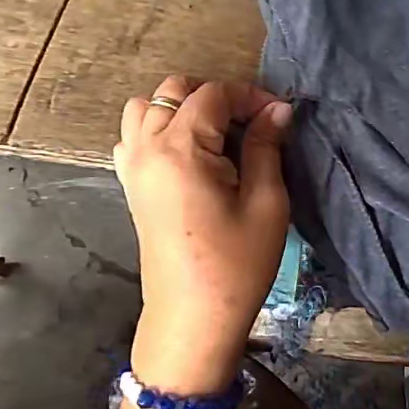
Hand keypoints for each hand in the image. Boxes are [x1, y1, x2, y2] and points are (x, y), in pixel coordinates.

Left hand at [115, 76, 293, 394]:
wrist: (192, 318)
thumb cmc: (236, 264)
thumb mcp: (265, 203)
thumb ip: (266, 146)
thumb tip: (277, 109)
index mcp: (180, 149)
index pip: (212, 94)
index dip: (250, 96)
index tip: (278, 116)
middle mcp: (147, 148)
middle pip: (174, 90)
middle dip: (216, 96)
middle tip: (250, 124)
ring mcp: (132, 167)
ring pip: (146, 107)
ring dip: (182, 107)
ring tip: (217, 135)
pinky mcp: (130, 186)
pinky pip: (134, 137)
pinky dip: (158, 129)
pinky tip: (189, 155)